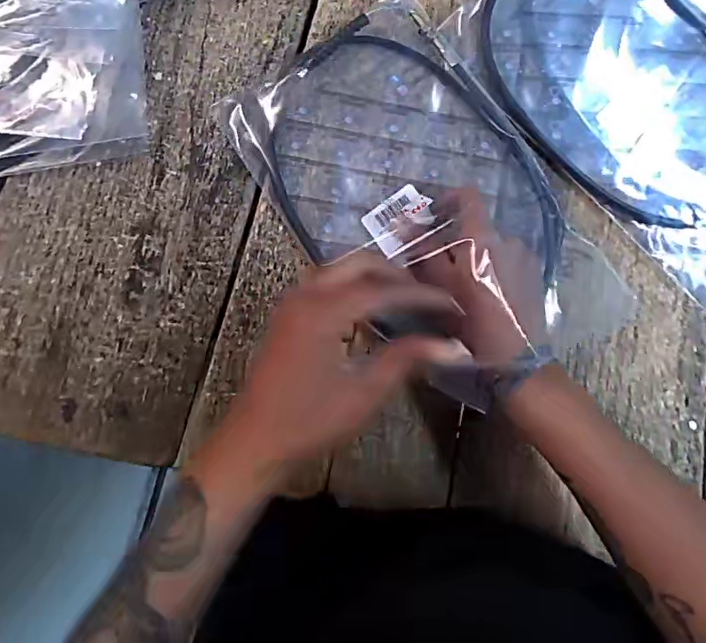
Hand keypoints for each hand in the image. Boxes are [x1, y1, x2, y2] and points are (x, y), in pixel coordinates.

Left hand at [205, 254, 467, 491]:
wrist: (253, 443)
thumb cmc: (309, 423)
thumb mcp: (364, 393)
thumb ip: (406, 360)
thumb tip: (452, 347)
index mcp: (324, 311)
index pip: (382, 289)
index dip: (420, 295)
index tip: (450, 304)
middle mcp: (306, 294)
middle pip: (360, 263)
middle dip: (397, 273)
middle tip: (427, 294)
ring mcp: (294, 300)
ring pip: (341, 267)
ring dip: (374, 274)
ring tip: (405, 295)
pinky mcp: (289, 311)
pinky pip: (327, 279)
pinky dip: (354, 282)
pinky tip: (371, 305)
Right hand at [400, 188, 546, 365]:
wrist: (517, 362)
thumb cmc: (472, 323)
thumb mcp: (439, 287)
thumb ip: (422, 251)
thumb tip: (402, 223)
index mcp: (484, 238)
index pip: (468, 196)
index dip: (448, 198)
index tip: (433, 214)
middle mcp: (508, 239)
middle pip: (477, 226)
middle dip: (456, 240)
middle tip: (438, 265)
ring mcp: (525, 256)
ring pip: (491, 246)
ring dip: (475, 256)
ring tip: (463, 286)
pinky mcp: (534, 273)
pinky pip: (507, 260)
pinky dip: (493, 268)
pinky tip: (486, 295)